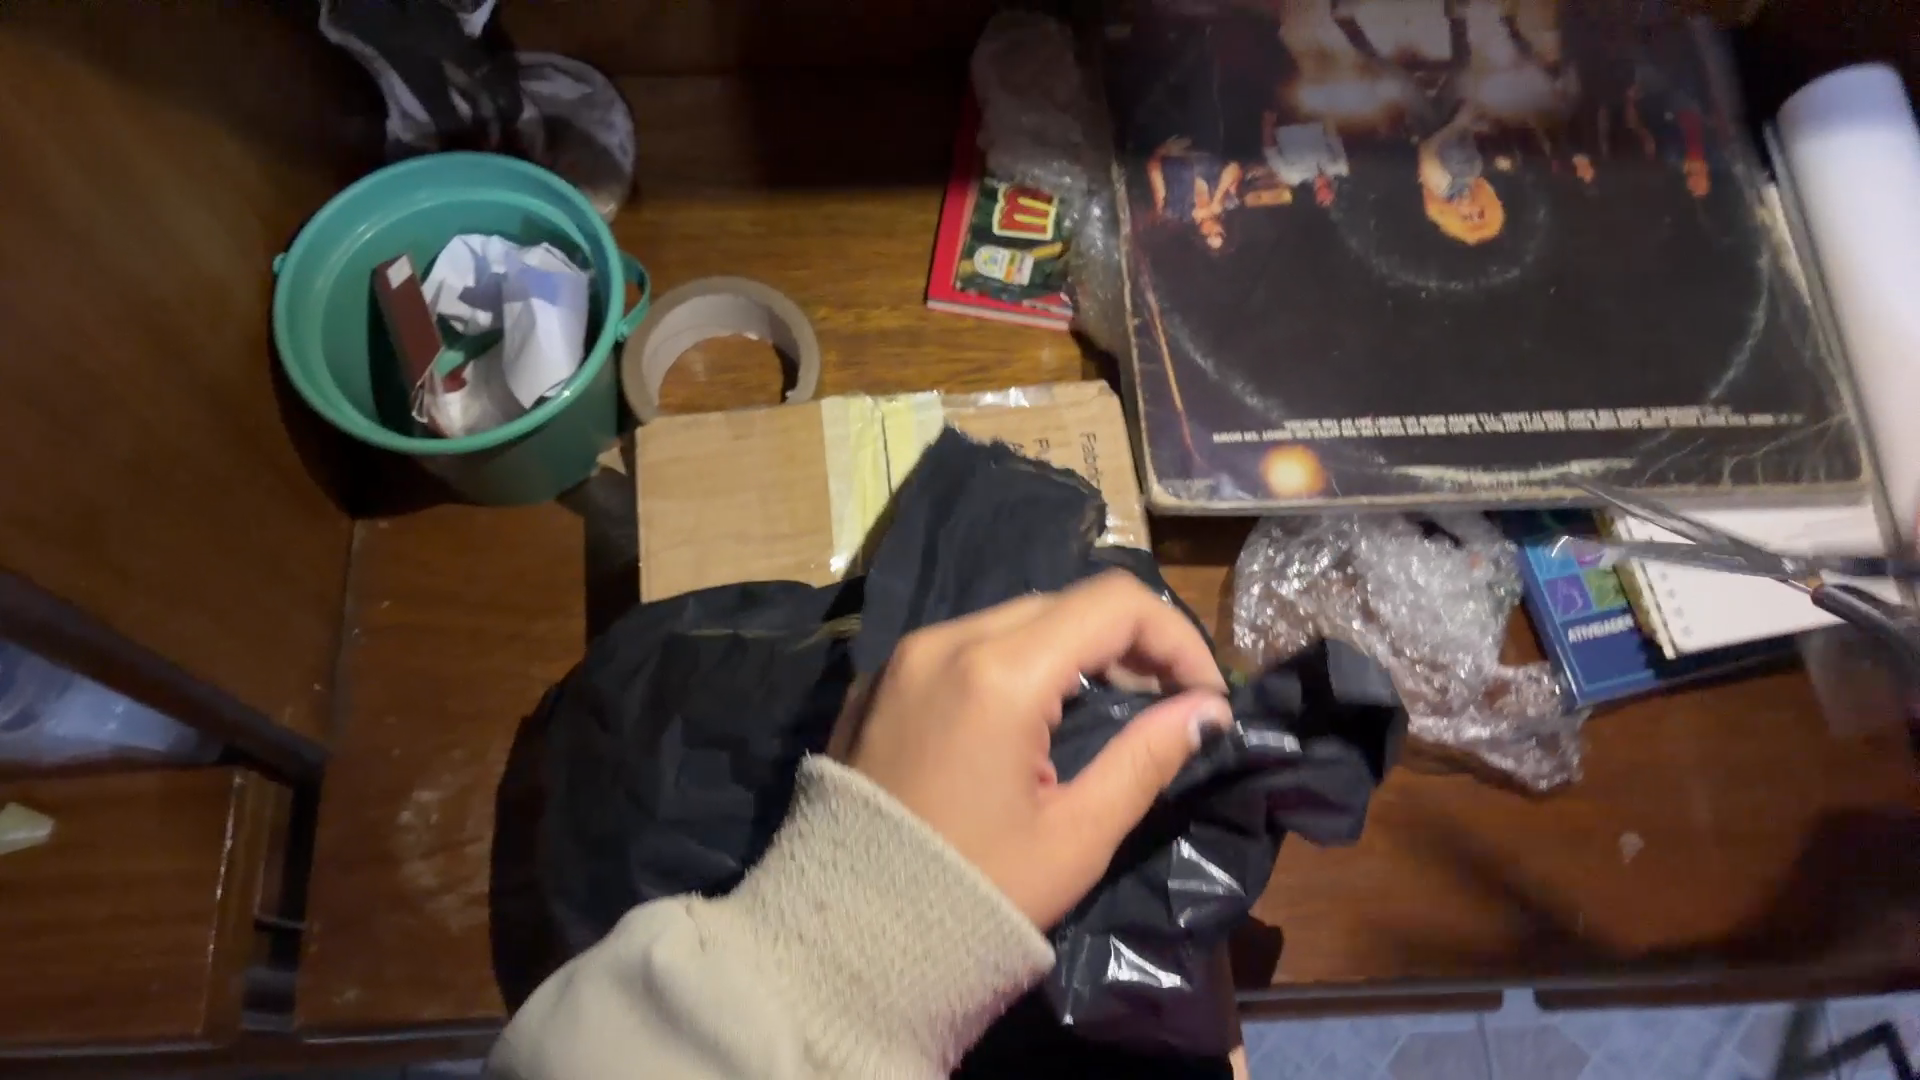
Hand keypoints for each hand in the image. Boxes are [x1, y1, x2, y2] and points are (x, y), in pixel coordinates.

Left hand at [846, 571, 1232, 927]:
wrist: (843, 940)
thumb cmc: (973, 898)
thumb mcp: (1075, 836)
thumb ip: (1145, 757)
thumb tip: (1205, 710)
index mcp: (997, 672)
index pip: (1112, 603)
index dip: (1174, 636)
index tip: (1202, 694)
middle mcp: (945, 640)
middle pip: (1062, 602)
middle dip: (1127, 641)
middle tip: (1162, 699)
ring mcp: (905, 654)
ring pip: (1013, 617)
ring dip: (1071, 647)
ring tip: (1104, 706)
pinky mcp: (881, 676)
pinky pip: (965, 642)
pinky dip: (1015, 659)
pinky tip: (1029, 713)